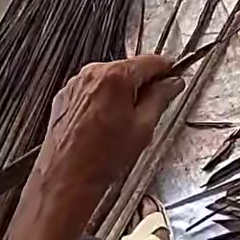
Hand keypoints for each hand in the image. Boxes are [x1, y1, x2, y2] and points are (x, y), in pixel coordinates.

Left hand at [0, 55, 184, 239]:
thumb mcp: (143, 127)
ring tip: (125, 124)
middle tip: (152, 107)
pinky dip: (102, 101)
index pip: (151, 61)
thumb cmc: (100, 158)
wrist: (66, 177)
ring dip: (121, 93)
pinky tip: (106, 125)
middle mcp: (92, 74)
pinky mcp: (65, 96)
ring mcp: (76, 84)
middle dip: (142, 84)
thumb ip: (161, 98)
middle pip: (128, 68)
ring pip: (109, 80)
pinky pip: (92, 90)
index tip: (174, 75)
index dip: (167, 68)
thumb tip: (171, 84)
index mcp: (115, 77)